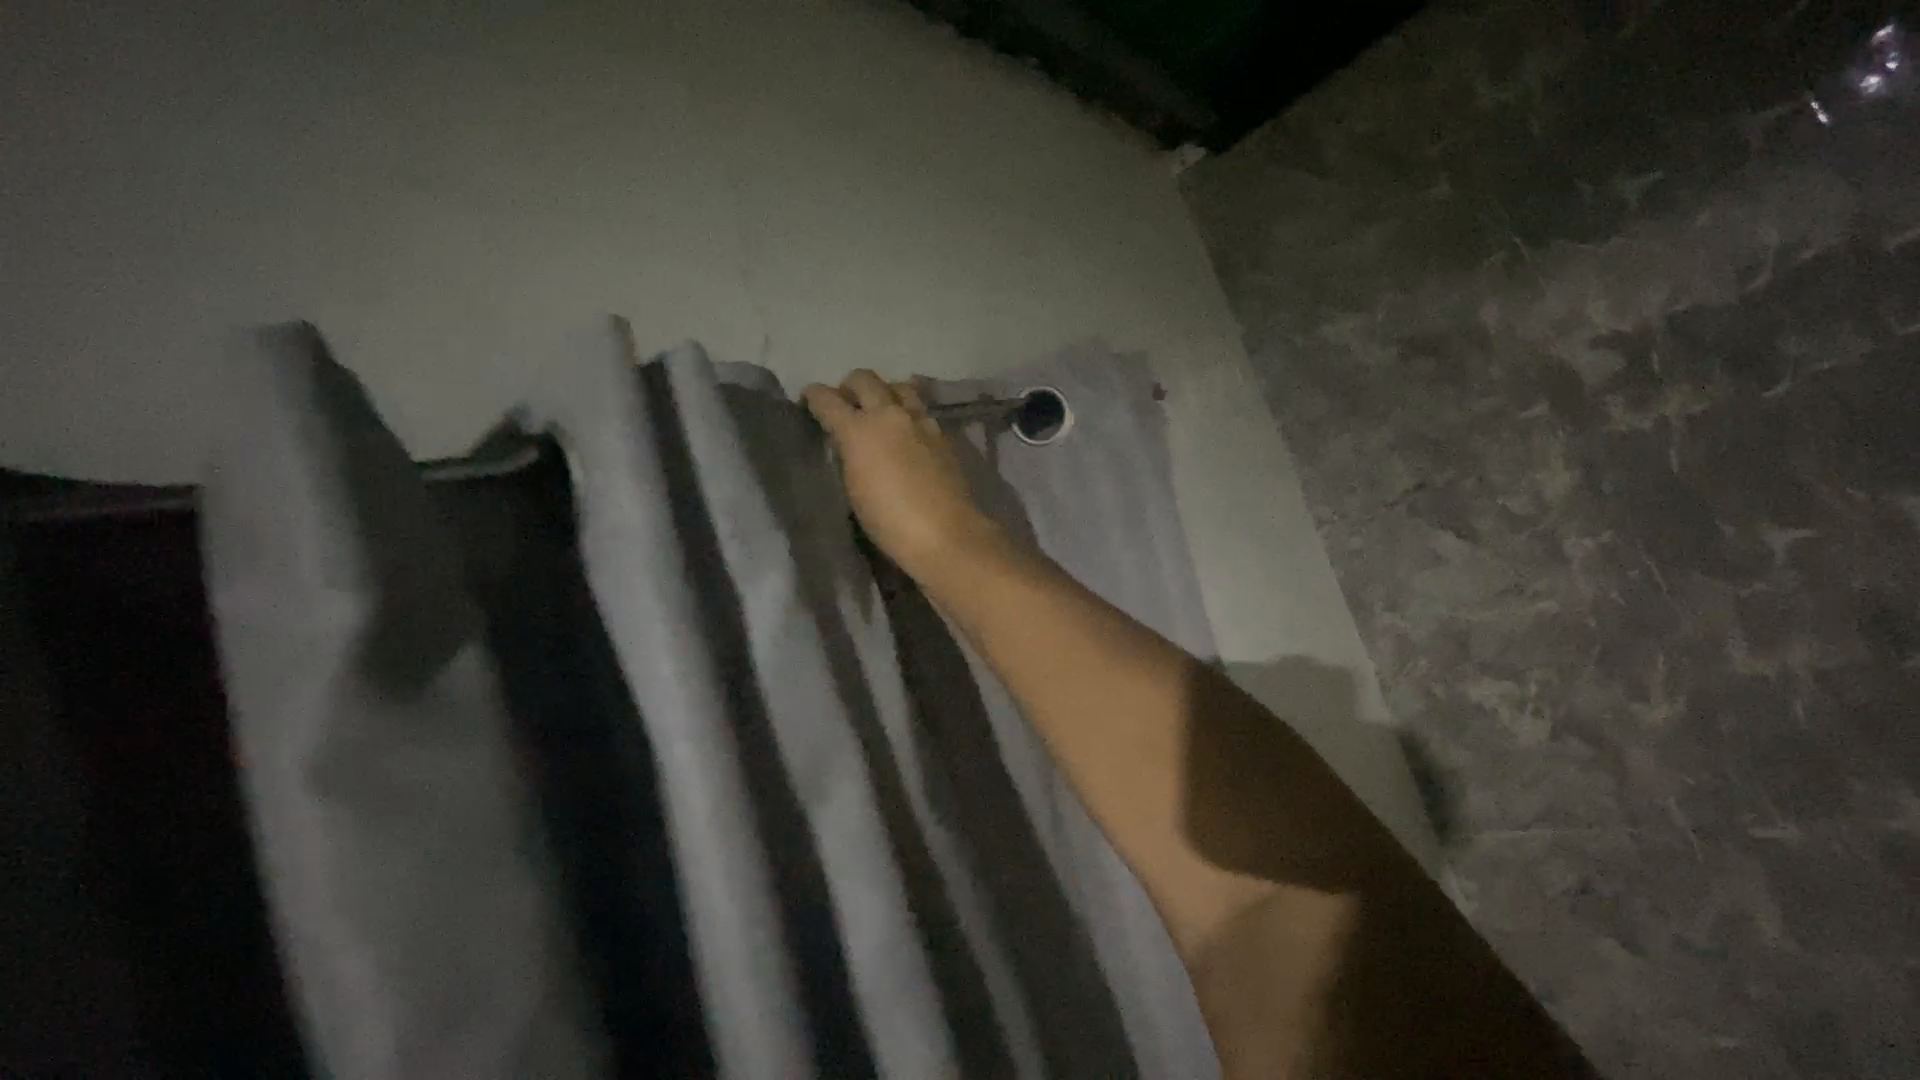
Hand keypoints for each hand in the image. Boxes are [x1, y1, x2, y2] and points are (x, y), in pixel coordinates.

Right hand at [804, 370, 1007, 581]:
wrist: (946, 535)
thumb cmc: (890, 523)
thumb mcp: (855, 490)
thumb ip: (849, 456)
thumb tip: (850, 444)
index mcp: (860, 430)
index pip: (828, 400)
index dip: (814, 396)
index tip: (810, 399)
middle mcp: (891, 415)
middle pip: (865, 379)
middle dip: (850, 386)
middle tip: (846, 402)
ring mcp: (922, 422)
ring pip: (900, 387)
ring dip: (885, 392)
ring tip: (881, 411)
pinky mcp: (945, 435)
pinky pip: (922, 410)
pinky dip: (909, 413)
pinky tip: (907, 432)